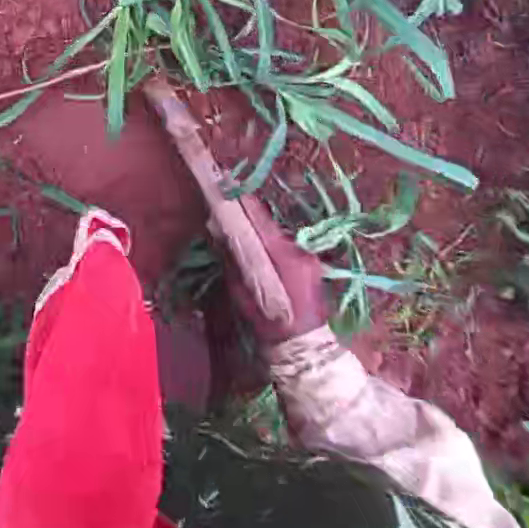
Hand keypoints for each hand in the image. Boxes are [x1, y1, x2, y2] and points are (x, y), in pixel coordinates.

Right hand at [226, 196, 331, 345]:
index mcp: (280, 254)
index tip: (226, 182)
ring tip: (239, 215)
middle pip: (267, 221)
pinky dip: (269, 236)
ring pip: (276, 230)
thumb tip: (217, 230)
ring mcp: (307, 254)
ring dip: (258, 223)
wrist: (306, 345)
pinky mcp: (310, 261)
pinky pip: (285, 241)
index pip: (258, 218)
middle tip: (228, 194)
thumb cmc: (268, 322)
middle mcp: (297, 248)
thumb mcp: (241, 292)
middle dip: (247, 209)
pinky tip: (257, 239)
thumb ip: (231, 260)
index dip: (241, 200)